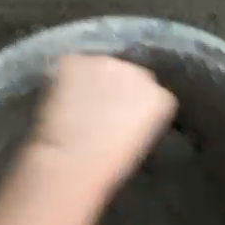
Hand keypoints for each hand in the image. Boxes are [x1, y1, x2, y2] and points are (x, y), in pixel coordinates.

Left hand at [27, 55, 177, 188]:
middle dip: (116, 83)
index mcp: (161, 96)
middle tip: (100, 104)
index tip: (124, 113)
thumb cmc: (110, 164)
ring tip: (79, 99)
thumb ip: (140, 114)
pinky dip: (68, 76)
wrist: (72, 158)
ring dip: (92, 77)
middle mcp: (138, 71)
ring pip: (99, 66)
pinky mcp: (75, 60)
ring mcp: (105, 61)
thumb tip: (127, 107)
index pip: (151, 89)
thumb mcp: (141, 139)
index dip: (134, 100)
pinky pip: (73, 65)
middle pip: (127, 71)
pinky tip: (63, 93)